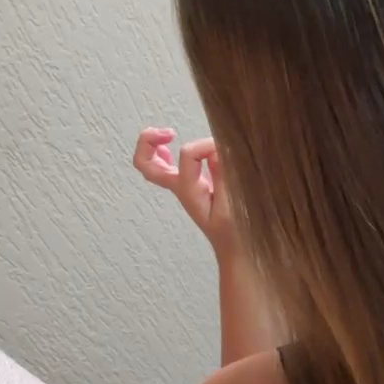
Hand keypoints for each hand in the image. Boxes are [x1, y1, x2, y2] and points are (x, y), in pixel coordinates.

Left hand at [133, 128, 238, 253]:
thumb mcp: (233, 204)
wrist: (236, 251)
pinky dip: (166, 153)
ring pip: (151, 165)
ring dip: (154, 146)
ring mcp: (183, 189)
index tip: (225, 148)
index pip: (188, 154)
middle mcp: (181, 188)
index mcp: (189, 190)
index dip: (206, 143)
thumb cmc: (237, 232)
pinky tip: (173, 147)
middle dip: (149, 141)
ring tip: (168, 134)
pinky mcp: (192, 188)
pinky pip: (168, 168)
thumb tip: (217, 150)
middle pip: (146, 164)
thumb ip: (224, 176)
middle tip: (169, 132)